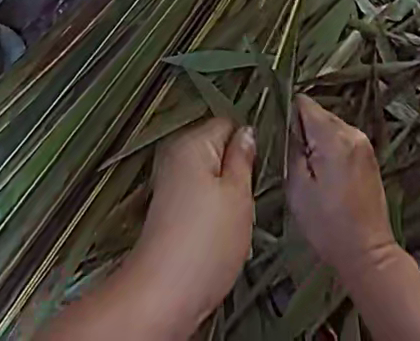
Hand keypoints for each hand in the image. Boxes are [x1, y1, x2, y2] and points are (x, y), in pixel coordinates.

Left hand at [120, 117, 256, 330]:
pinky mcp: (168, 211)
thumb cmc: (203, 244)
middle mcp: (174, 156)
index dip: (246, 146)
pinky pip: (198, 200)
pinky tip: (217, 238)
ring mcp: (168, 184)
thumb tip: (247, 133)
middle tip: (243, 200)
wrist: (163, 296)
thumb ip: (243, 158)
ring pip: (210, 178)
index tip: (255, 169)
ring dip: (225, 197)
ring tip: (230, 224)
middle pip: (218, 151)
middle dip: (236, 173)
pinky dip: (210, 215)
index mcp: (191, 143)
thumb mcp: (238, 194)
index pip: (228, 124)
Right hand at [286, 94, 397, 277]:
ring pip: (330, 125)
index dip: (288, 115)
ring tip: (310, 170)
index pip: (303, 103)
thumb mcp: (297, 186)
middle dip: (303, 130)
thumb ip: (290, 148)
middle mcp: (352, 131)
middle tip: (294, 160)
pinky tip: (326, 174)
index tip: (281, 136)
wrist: (368, 254)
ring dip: (317, 140)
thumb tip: (287, 125)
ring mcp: (364, 142)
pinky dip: (331, 148)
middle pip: (318, 113)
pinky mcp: (369, 155)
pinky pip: (342, 138)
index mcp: (333, 136)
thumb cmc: (327, 224)